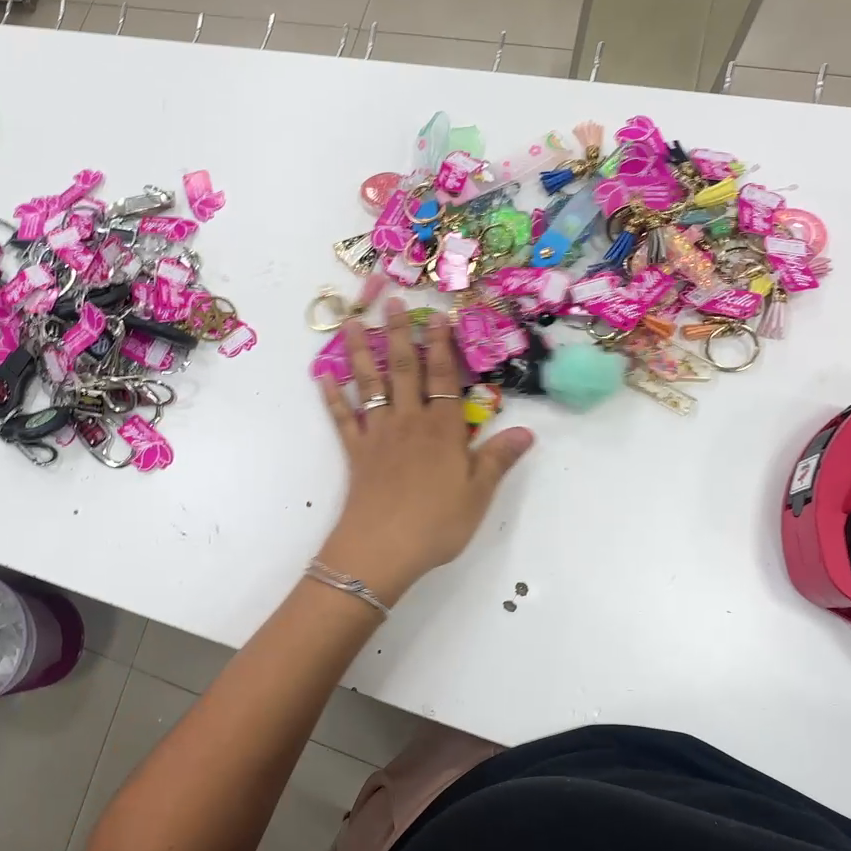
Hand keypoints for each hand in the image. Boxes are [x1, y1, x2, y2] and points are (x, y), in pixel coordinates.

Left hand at [316, 298, 534, 602]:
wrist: (382, 549)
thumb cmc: (437, 524)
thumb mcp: (478, 495)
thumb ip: (498, 459)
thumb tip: (526, 431)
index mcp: (443, 430)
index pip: (444, 378)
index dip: (443, 346)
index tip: (439, 315)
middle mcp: (409, 423)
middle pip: (405, 370)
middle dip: (400, 333)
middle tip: (392, 300)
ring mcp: (378, 435)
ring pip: (370, 385)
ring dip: (362, 352)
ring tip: (354, 323)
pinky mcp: (355, 453)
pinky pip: (343, 418)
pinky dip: (333, 396)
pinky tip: (323, 375)